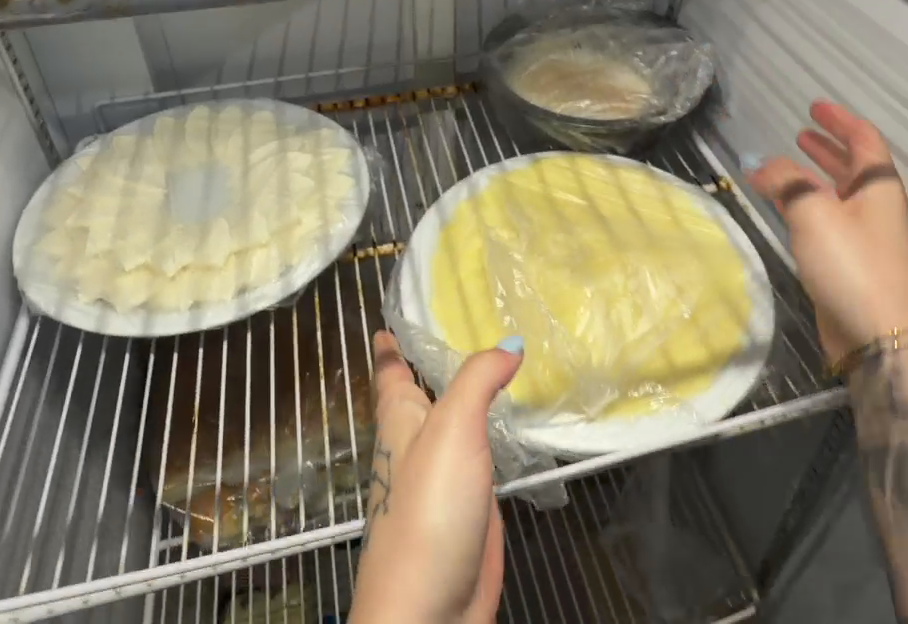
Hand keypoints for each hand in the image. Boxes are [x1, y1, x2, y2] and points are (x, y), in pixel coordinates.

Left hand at [349, 330, 522, 623]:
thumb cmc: (427, 509)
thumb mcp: (451, 430)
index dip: (392, 341)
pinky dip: (494, 426)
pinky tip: (516, 417)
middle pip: (426, 388)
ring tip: (501, 358)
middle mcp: (420, 437)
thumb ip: (478, 380)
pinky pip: (483, 449)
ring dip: (471, 390)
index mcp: (400, 416)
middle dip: (437, 358)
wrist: (431, 609)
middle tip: (470, 318)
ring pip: (457, 417)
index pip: (391, 368)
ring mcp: (446, 471)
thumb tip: (511, 341)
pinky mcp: (472, 500)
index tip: (394, 314)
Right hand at [746, 101, 907, 358]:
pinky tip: (785, 209)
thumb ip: (787, 183)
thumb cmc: (853, 265)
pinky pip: (827, 222)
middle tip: (801, 133)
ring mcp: (865, 239)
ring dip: (815, 176)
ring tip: (787, 165)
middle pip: (854, 167)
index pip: (865, 141)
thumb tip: (762, 165)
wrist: (879, 338)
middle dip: (828, 147)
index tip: (816, 107)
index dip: (840, 121)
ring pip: (839, 195)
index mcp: (878, 188)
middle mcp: (876, 209)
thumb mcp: (814, 213)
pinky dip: (807, 206)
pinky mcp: (850, 265)